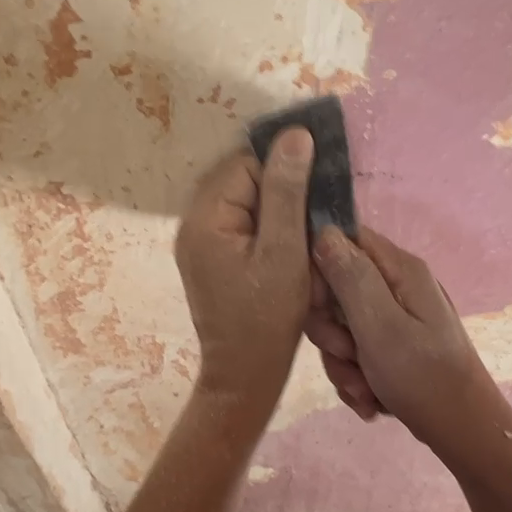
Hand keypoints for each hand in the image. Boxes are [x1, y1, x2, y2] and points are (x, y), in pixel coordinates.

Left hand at [174, 129, 313, 400]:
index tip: (318, 189)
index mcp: (205, 219)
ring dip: (277, 211)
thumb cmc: (268, 317)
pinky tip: (290, 248)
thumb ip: (287, 192)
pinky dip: (267, 229)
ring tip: (305, 234)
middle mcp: (193, 225)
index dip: (283, 170)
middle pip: (241, 181)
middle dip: (280, 190)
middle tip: (315, 214)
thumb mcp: (285, 251)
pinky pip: (240, 225)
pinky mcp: (211, 258)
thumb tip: (294, 136)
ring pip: (244, 202)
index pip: (245, 164)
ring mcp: (199, 243)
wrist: (245, 375)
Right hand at [307, 226, 510, 447]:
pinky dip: (354, 377)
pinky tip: (368, 398)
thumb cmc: (422, 376)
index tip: (320, 305)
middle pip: (336, 290)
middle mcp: (398, 287)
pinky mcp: (393, 347)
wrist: (461, 431)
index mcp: (400, 270)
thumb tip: (323, 231)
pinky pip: (354, 353)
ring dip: (341, 362)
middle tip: (346, 353)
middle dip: (331, 330)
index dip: (320, 269)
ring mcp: (396, 319)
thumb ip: (350, 277)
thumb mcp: (379, 325)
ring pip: (340, 328)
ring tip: (362, 388)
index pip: (344, 240)